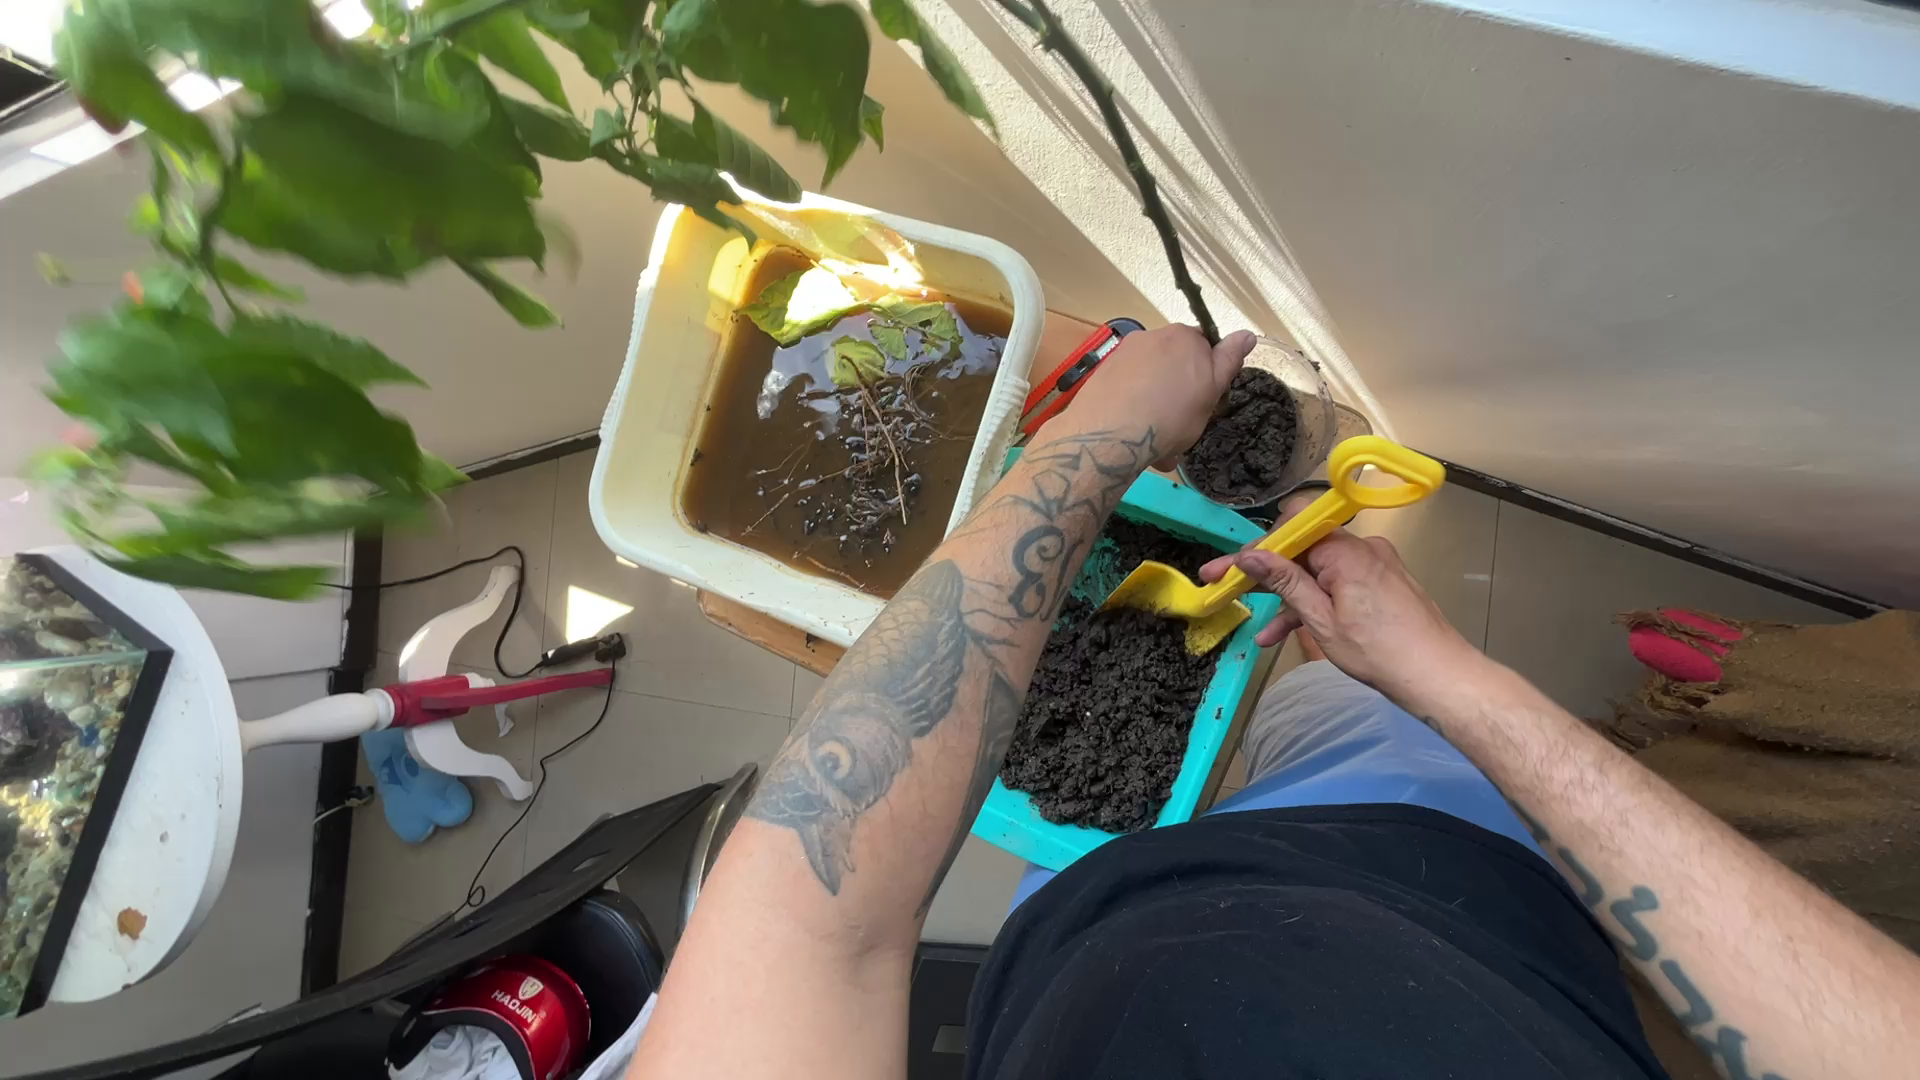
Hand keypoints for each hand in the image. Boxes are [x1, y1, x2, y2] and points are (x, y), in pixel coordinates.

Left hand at [1052, 325, 1255, 467]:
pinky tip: (1133, 441)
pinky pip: (1125, 393)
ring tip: (1156, 447)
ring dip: (1154, 410)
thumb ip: (1228, 361)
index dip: (1206, 377)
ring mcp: (1121, 356)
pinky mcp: (1099, 377)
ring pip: (1147, 383)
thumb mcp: (1211, 391)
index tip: (1202, 402)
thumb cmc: (1172, 415)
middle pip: (1171, 366)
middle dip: (1177, 396)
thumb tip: (1247, 333)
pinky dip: (1132, 413)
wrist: (1110, 435)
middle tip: (1180, 431)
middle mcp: (1149, 337)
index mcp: (1182, 336)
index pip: (1202, 349)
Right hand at [1198, 523, 1483, 705]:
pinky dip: (1312, 603)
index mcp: (1345, 551)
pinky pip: (1335, 584)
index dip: (1255, 550)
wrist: (1440, 677)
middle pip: (1300, 549)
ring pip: (1315, 571)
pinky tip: (1283, 633)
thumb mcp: (1320, 619)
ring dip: (1286, 596)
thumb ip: (1284, 582)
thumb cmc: (1378, 651)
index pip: (1290, 532)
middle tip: (1223, 586)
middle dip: (1262, 572)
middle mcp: (1360, 548)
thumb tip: (1249, 556)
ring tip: (1257, 625)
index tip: (1226, 570)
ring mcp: (1372, 565)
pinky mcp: (1378, 583)